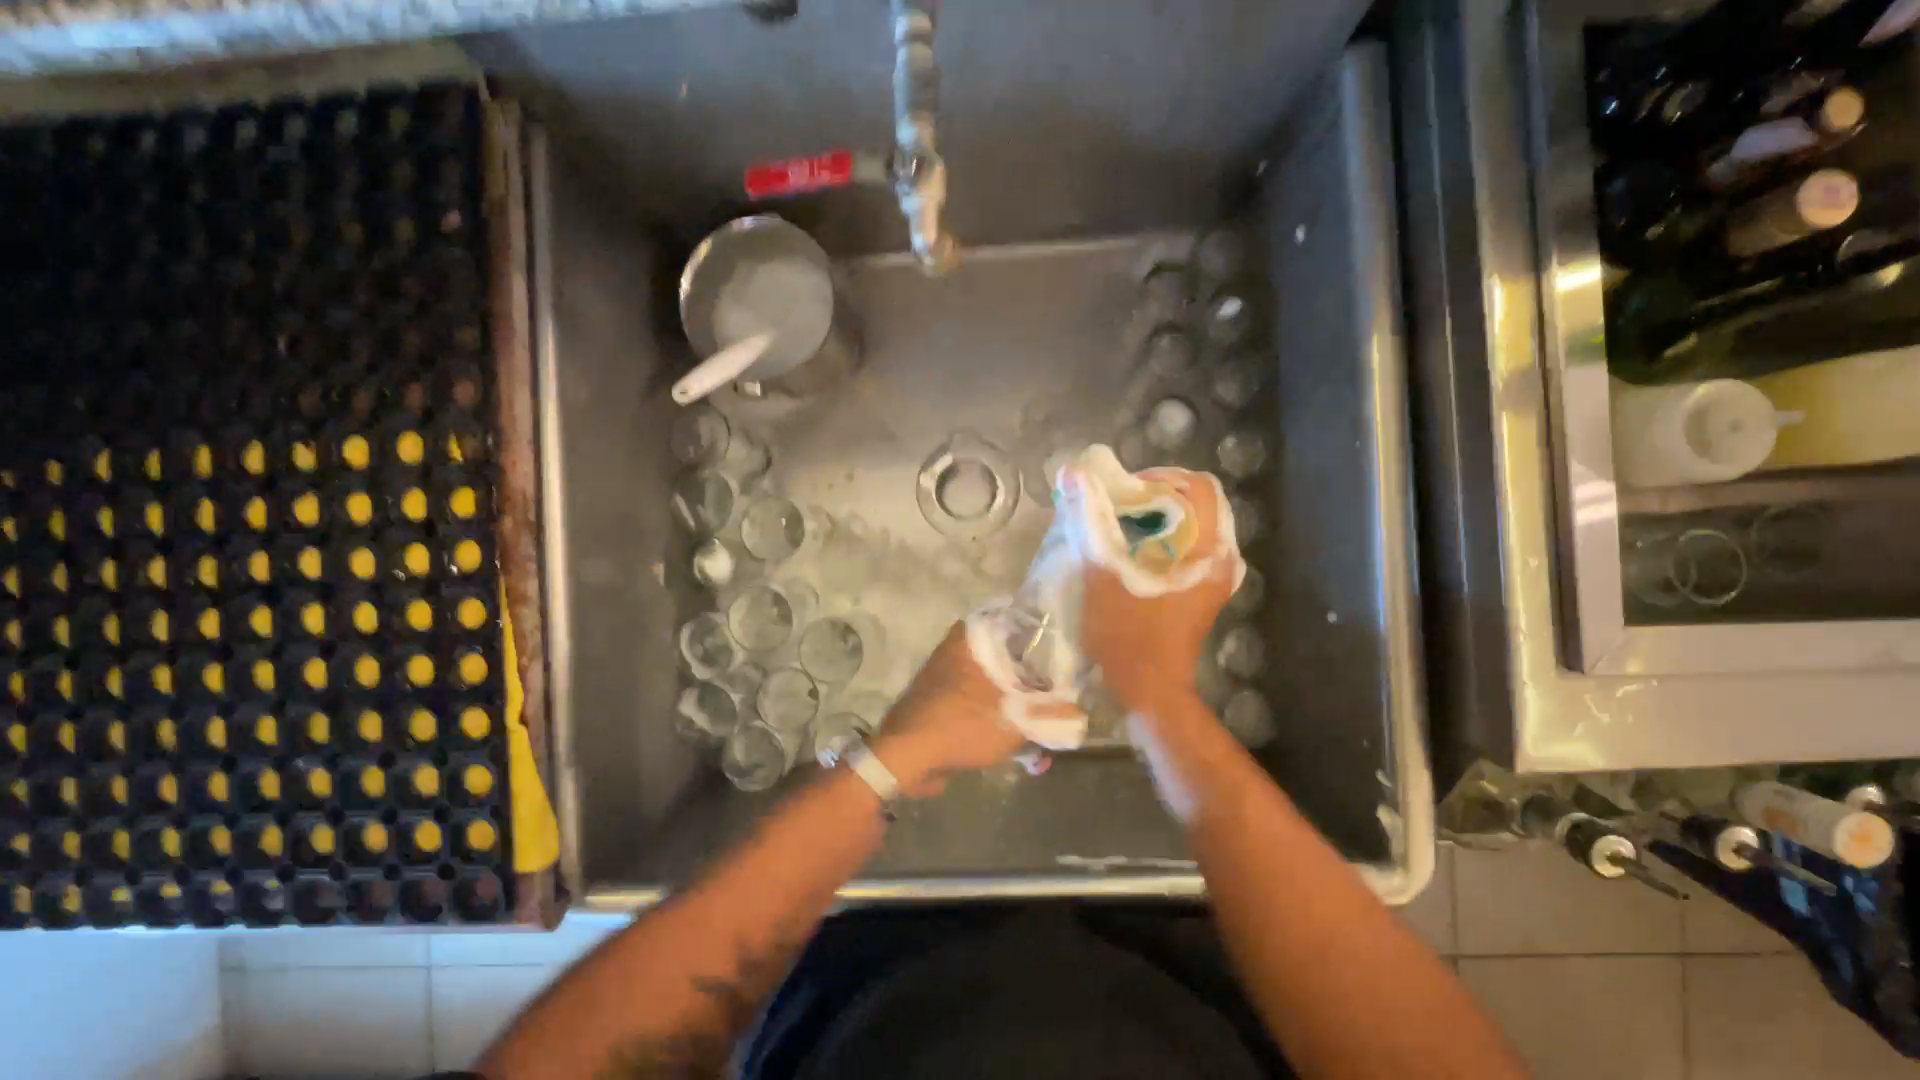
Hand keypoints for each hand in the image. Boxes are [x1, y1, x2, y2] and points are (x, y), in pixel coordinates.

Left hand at [872, 622, 1074, 796]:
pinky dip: (1003, 719)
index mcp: (975, 636)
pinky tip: (1024, 750)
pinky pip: (985, 703)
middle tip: (1066, 703)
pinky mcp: (945, 700)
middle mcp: (961, 646)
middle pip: (1016, 656)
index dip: (1052, 641)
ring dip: (1024, 707)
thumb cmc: (961, 726)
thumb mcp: (1017, 720)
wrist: (905, 758)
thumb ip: (1053, 713)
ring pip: (1002, 683)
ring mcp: (950, 673)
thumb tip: (1079, 714)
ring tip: (1048, 732)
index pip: (1024, 623)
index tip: (1076, 660)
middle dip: (1041, 684)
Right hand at [1074, 467, 1238, 714]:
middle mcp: (1220, 559)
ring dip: (1151, 521)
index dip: (1160, 478)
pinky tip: (1123, 554)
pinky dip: (1154, 542)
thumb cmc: (1130, 638)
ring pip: (1186, 527)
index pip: (1198, 486)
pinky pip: (1181, 549)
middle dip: (1151, 499)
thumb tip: (1073, 474)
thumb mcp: (1104, 577)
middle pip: (1192, 504)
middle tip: (1112, 507)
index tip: (1124, 491)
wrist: (1150, 695)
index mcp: (1209, 551)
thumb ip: (1091, 523)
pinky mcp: (1198, 592)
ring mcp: (1212, 578)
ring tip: (1114, 528)